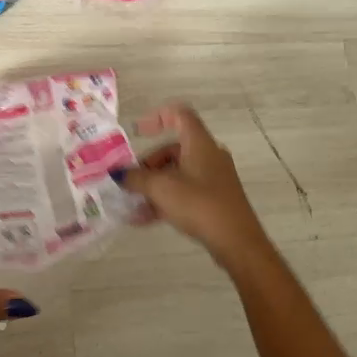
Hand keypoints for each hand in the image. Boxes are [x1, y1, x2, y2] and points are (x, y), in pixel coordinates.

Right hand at [114, 103, 270, 263]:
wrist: (238, 242)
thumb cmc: (199, 204)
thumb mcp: (161, 188)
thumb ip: (136, 178)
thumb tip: (118, 173)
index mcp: (199, 143)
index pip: (179, 114)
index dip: (156, 118)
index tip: (137, 133)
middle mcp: (209, 155)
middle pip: (173, 149)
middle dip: (149, 164)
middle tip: (132, 182)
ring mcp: (214, 178)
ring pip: (177, 173)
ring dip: (154, 186)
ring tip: (133, 205)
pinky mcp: (215, 199)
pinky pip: (185, 192)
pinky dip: (165, 200)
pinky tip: (144, 219)